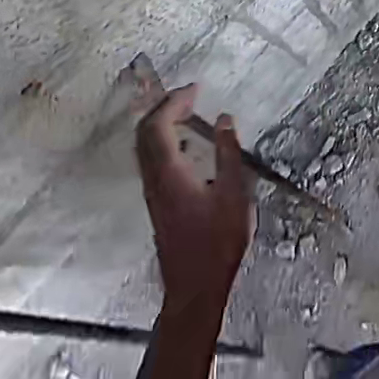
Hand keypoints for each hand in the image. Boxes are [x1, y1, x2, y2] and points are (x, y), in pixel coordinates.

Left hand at [135, 85, 254, 309]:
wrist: (194, 289)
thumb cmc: (217, 243)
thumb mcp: (234, 194)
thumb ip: (229, 153)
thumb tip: (224, 119)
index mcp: (169, 173)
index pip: (158, 125)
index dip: (174, 101)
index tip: (195, 89)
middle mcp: (154, 179)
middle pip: (144, 133)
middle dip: (164, 106)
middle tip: (189, 95)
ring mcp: (152, 192)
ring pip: (144, 146)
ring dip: (161, 122)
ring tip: (187, 111)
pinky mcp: (156, 202)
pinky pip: (150, 158)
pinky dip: (162, 138)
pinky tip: (184, 143)